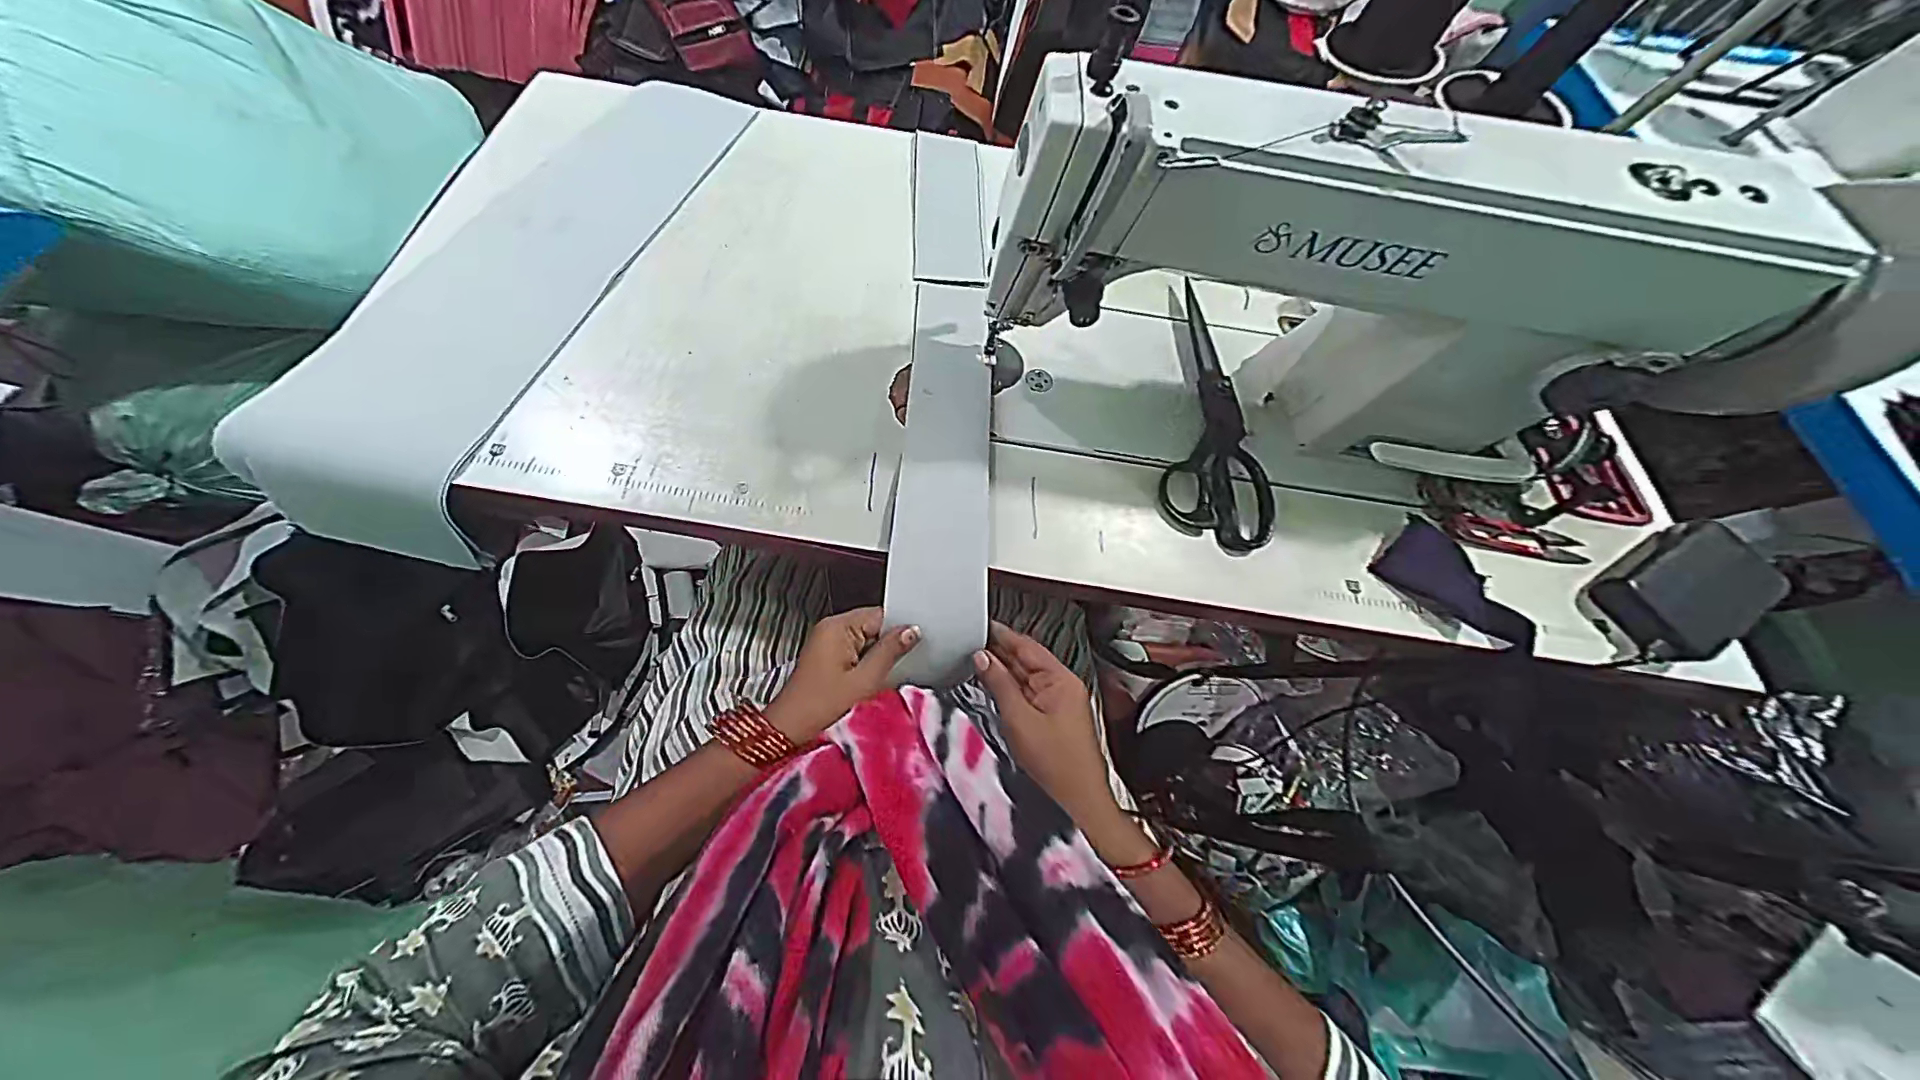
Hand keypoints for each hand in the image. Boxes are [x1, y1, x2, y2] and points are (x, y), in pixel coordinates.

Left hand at [764, 607, 919, 740]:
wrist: (790, 729)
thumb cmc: (822, 705)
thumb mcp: (865, 680)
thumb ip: (890, 651)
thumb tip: (911, 631)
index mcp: (837, 626)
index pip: (880, 615)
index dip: (896, 632)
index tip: (906, 651)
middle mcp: (830, 628)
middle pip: (873, 626)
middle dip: (885, 647)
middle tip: (883, 672)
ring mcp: (826, 641)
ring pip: (866, 641)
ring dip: (874, 659)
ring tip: (868, 681)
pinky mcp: (826, 656)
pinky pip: (855, 652)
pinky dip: (863, 666)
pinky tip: (861, 683)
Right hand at [973, 622, 1123, 824]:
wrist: (1077, 800)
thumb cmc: (1059, 766)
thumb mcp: (1019, 719)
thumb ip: (999, 685)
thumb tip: (983, 660)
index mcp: (1061, 681)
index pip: (1027, 646)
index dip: (1003, 636)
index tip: (983, 627)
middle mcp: (1064, 687)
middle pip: (1027, 660)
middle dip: (1000, 653)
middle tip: (973, 645)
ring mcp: (1060, 702)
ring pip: (1026, 677)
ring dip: (1004, 671)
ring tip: (978, 664)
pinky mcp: (1055, 717)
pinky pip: (1029, 694)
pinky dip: (1011, 689)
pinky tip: (996, 688)